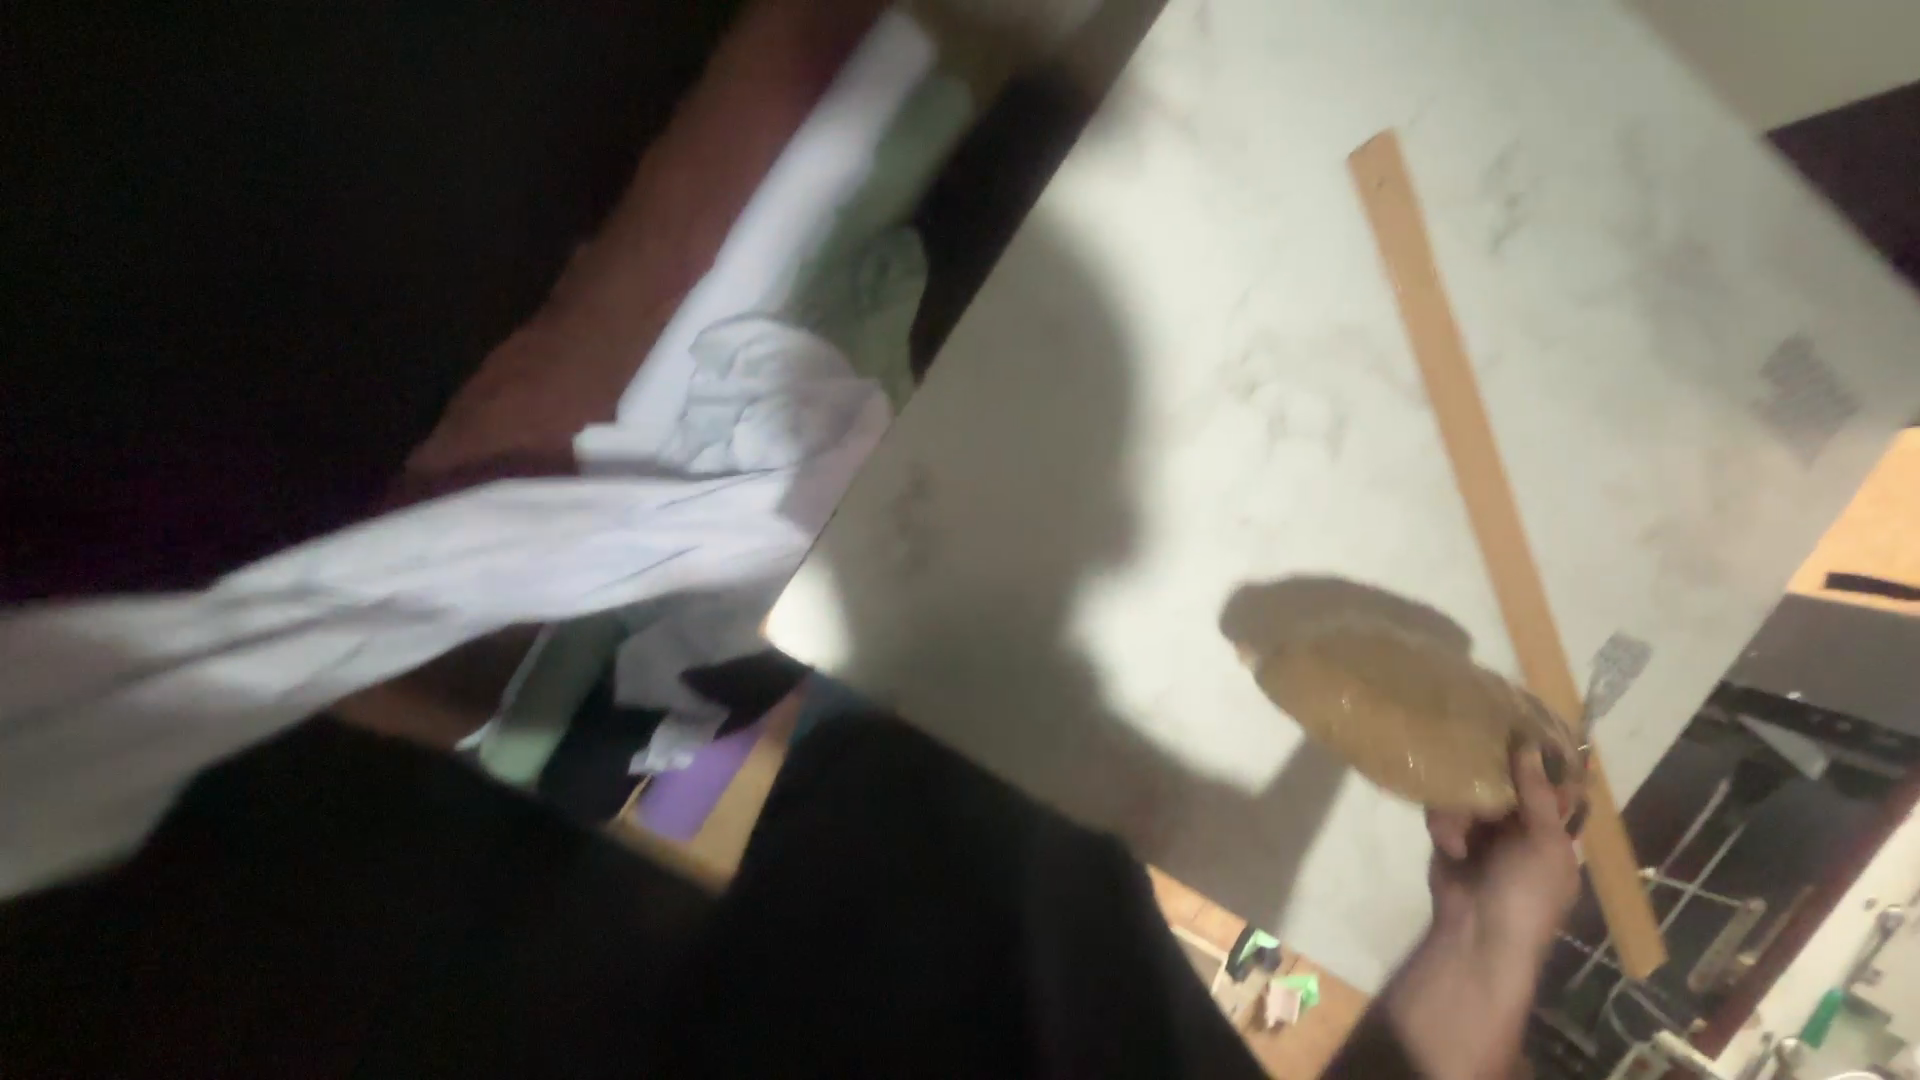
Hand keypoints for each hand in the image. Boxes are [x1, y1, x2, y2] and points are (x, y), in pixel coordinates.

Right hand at [1425, 745, 1581, 963]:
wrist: (1479, 932)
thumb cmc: (1527, 892)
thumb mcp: (1544, 844)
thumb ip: (1536, 794)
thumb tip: (1528, 744)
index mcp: (1554, 830)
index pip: (1549, 784)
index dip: (1537, 758)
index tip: (1516, 725)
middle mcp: (1519, 826)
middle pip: (1502, 783)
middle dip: (1486, 779)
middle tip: (1470, 756)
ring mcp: (1484, 832)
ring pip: (1468, 794)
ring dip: (1460, 815)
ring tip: (1458, 836)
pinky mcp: (1451, 835)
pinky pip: (1443, 811)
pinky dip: (1444, 826)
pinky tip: (1447, 843)